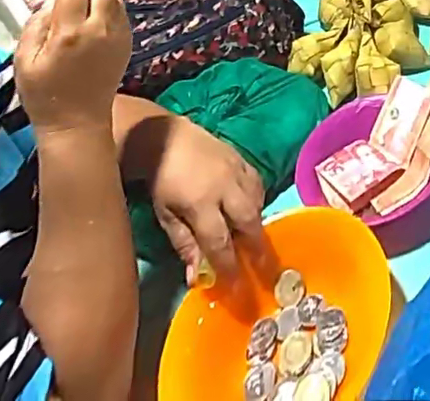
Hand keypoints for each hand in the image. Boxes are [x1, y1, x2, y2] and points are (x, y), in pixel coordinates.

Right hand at [13, 0, 130, 136]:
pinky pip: (122, 13)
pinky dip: (109, 7)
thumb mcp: (24, 61)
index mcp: (71, 33)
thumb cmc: (44, 94)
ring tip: (82, 3)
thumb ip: (35, 25)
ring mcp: (118, 35)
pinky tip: (94, 18)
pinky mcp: (128, 42)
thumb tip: (49, 2)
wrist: (78, 122)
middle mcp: (100, 29)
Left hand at [144, 117, 269, 287]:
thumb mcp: (166, 216)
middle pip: (248, 221)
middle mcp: (225, 186)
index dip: (230, 268)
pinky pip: (258, 184)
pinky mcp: (242, 159)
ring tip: (260, 244)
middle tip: (268, 273)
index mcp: (201, 203)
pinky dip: (259, 201)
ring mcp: (236, 170)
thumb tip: (197, 279)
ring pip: (257, 202)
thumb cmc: (162, 181)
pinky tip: (255, 212)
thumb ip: (184, 245)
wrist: (167, 138)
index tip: (238, 291)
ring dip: (259, 225)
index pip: (220, 242)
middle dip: (259, 249)